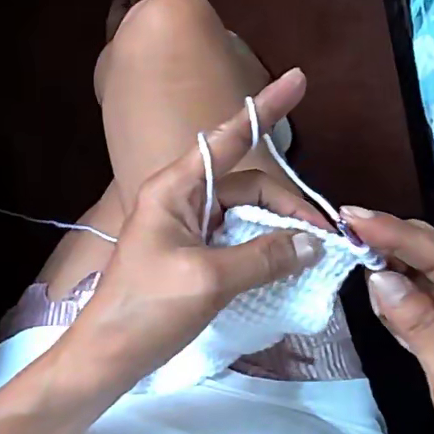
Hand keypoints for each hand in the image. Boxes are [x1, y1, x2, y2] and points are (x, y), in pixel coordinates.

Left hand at [70, 69, 327, 381]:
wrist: (108, 354)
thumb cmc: (148, 308)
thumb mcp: (209, 280)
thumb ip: (263, 256)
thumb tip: (311, 242)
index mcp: (175, 189)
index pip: (227, 139)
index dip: (264, 110)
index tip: (299, 79)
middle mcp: (180, 199)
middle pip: (246, 186)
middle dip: (286, 205)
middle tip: (325, 236)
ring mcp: (185, 228)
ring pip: (243, 215)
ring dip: (277, 229)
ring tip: (312, 252)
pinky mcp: (189, 255)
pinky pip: (234, 240)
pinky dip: (261, 249)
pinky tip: (285, 265)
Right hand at [343, 209, 433, 433]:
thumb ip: (418, 326)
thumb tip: (379, 277)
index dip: (396, 234)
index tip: (353, 216)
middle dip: (389, 239)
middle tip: (344, 230)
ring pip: (426, 264)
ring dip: (391, 267)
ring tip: (374, 290)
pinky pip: (424, 286)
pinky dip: (399, 291)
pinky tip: (393, 314)